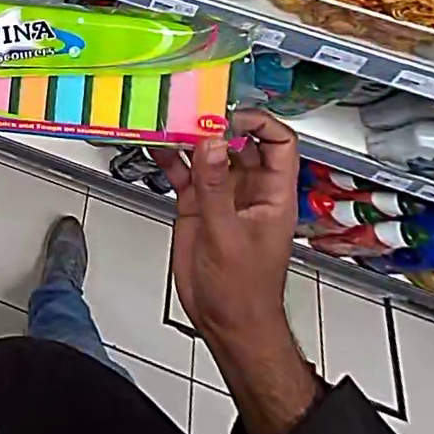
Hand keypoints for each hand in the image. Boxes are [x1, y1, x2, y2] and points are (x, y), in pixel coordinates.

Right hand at [154, 110, 319, 433]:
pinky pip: (184, 170)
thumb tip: (211, 144)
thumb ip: (215, 188)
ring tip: (168, 121)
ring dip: (188, 137)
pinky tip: (156, 145)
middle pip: (237, 141)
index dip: (258, 122)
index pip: (278, 143)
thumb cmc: (244, 292)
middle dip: (216, 123)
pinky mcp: (197, 203)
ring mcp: (220, 194)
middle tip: (191, 110)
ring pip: (207, 152)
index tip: (229, 114)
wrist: (224, 323)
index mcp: (272, 194)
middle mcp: (247, 188)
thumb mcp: (228, 236)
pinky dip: (169, 156)